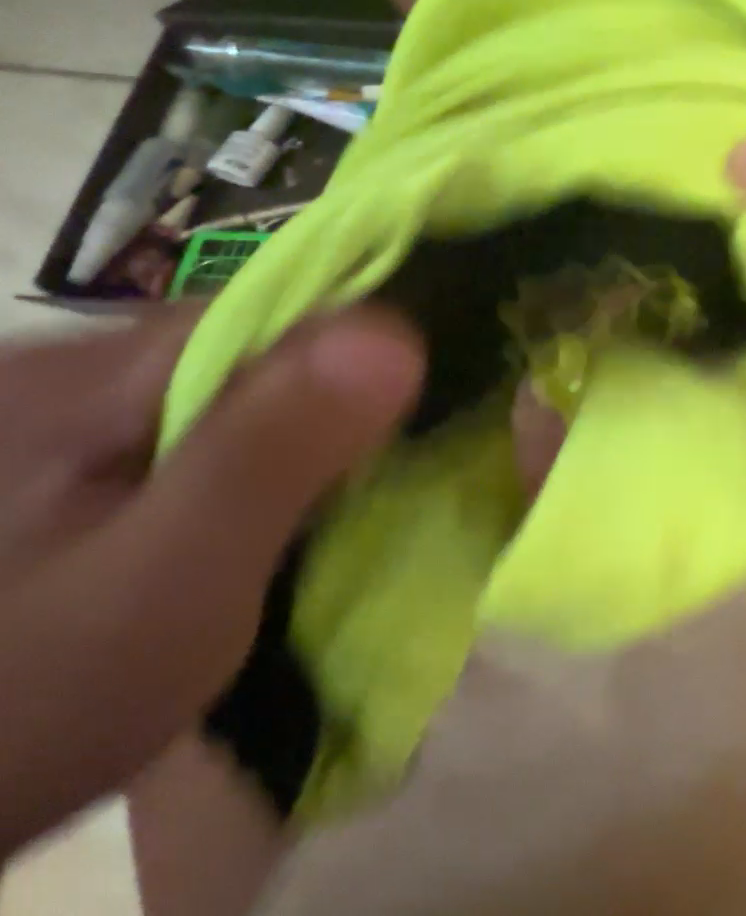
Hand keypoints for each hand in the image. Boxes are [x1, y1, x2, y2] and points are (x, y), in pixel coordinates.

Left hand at [0, 306, 421, 855]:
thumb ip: (274, 450)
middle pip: (253, 349)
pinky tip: (272, 520)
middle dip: (340, 400)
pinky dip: (261, 465)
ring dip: (305, 436)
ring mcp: (56, 422)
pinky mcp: (66, 468)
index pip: (272, 312)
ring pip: (233, 392)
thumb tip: (396, 333)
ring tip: (344, 508)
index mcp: (74, 380)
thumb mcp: (173, 578)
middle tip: (396, 482)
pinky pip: (202, 433)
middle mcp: (56, 374)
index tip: (437, 417)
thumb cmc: (30, 702)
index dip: (371, 351)